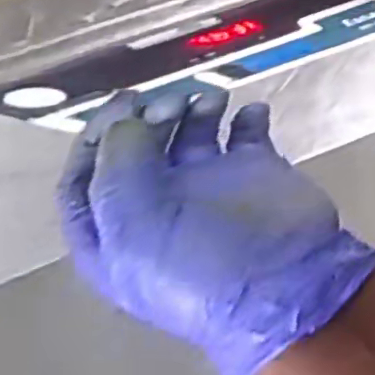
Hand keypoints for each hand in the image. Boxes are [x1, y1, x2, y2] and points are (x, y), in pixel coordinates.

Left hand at [57, 90, 374, 374]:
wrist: (284, 275)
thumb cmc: (200, 262)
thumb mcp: (139, 229)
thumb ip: (121, 173)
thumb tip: (126, 122)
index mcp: (116, 227)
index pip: (90, 174)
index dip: (100, 137)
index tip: (125, 102)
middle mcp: (160, 201)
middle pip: (143, 148)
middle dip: (152, 118)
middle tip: (175, 100)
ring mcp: (213, 184)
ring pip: (194, 134)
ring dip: (197, 110)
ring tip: (212, 99)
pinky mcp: (258, 170)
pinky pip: (247, 133)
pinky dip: (247, 116)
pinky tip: (250, 111)